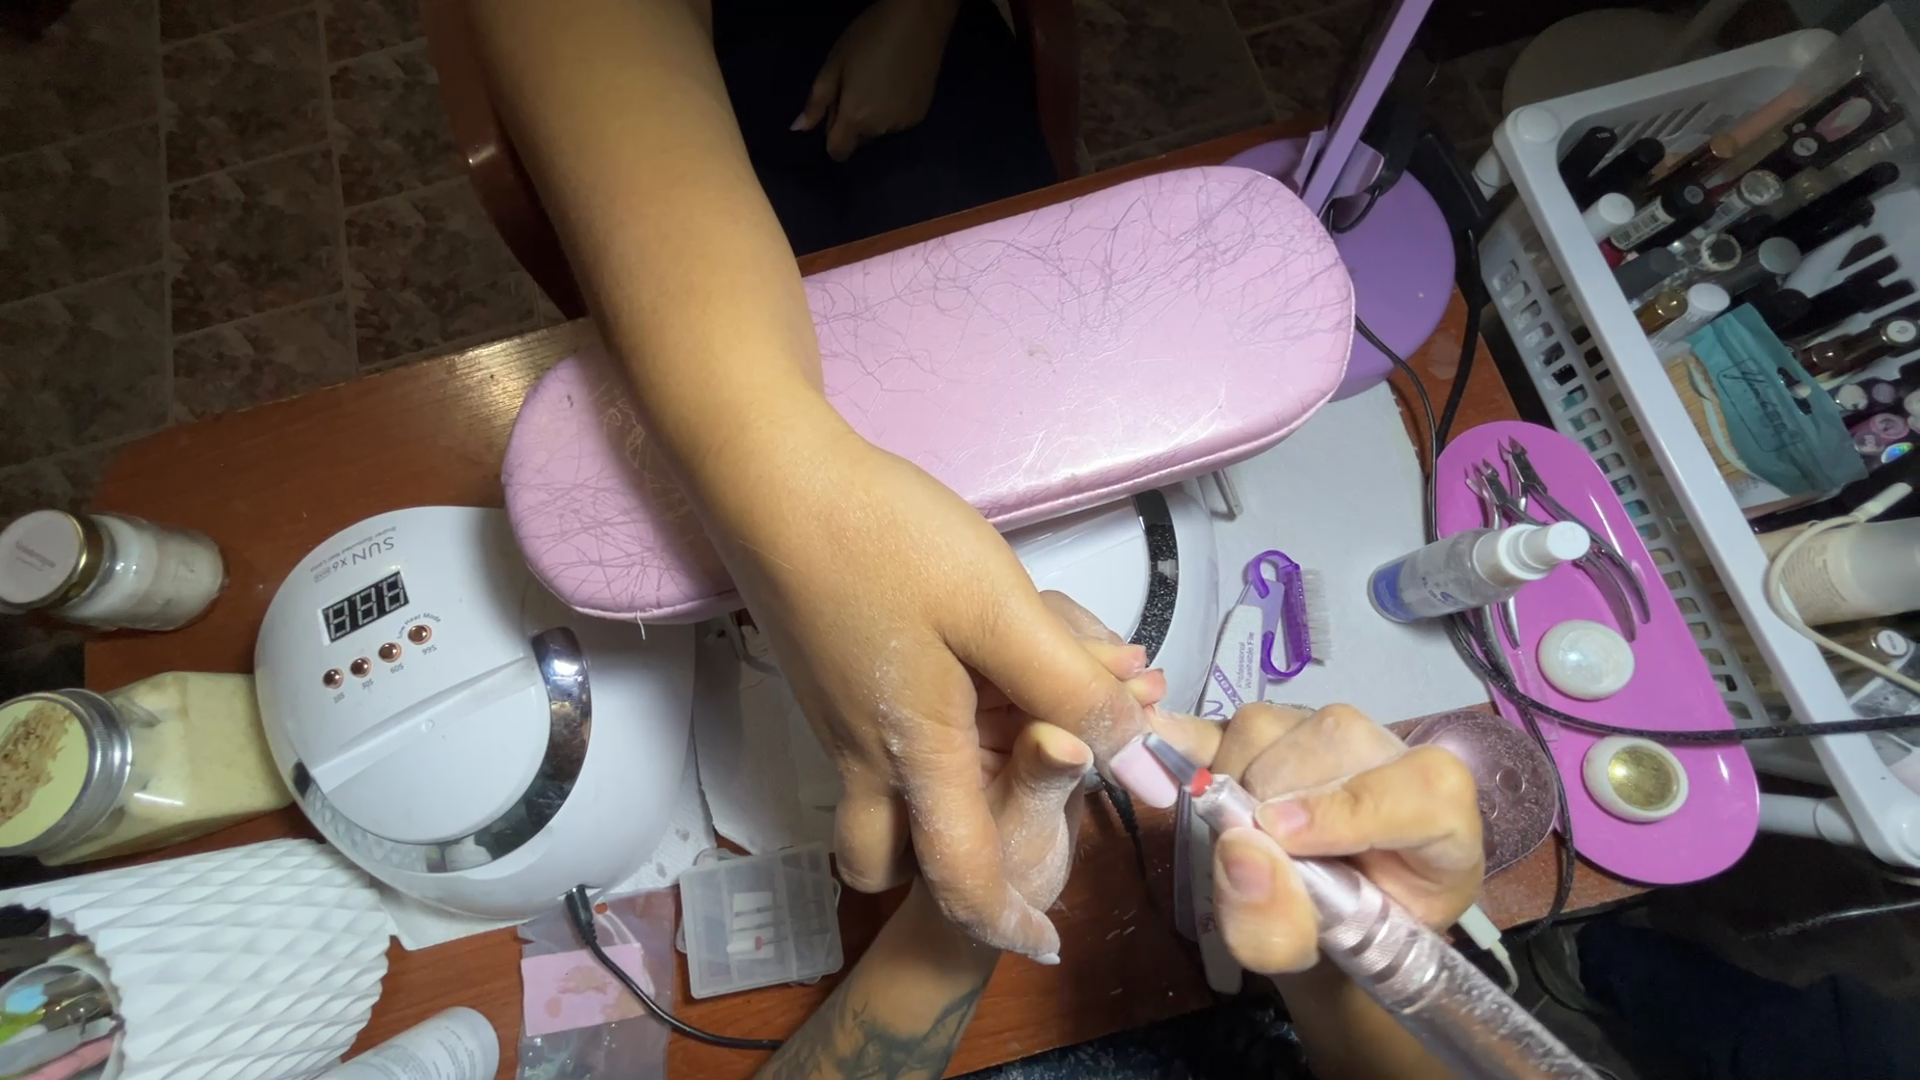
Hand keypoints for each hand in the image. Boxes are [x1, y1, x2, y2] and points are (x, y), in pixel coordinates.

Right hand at [711, 430, 1152, 959]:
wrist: (778, 485)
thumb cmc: (888, 546)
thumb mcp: (998, 611)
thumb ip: (1068, 684)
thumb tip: (1126, 746)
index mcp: (913, 753)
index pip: (956, 877)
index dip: (1001, 923)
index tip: (1039, 943)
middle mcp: (864, 751)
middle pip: (895, 852)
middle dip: (952, 850)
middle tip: (1006, 787)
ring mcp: (838, 711)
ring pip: (894, 783)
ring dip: (952, 770)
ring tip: (1009, 696)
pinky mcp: (831, 672)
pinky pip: (888, 727)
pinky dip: (941, 712)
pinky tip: (978, 640)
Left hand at [792, 0, 958, 160]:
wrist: (918, 21)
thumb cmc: (869, 36)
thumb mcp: (835, 63)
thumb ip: (817, 101)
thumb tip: (799, 128)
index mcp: (855, 118)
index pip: (838, 152)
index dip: (833, 140)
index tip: (834, 118)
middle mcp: (878, 130)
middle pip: (858, 141)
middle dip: (854, 124)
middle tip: (857, 89)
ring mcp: (901, 126)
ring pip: (878, 132)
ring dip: (874, 118)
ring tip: (879, 85)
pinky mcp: (918, 118)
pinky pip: (897, 124)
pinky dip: (893, 112)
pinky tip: (896, 87)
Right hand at [1151, 704, 1483, 973]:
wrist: (1317, 914)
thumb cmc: (1339, 939)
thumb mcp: (1317, 964)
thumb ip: (1278, 926)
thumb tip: (1240, 850)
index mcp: (1440, 822)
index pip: (1424, 789)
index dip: (1351, 807)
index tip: (1281, 836)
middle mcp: (1389, 757)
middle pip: (1331, 740)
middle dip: (1269, 796)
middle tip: (1254, 852)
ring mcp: (1325, 729)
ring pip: (1268, 725)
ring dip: (1231, 777)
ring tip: (1238, 829)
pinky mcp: (1267, 724)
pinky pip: (1217, 718)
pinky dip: (1183, 736)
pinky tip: (1167, 750)